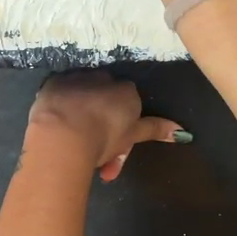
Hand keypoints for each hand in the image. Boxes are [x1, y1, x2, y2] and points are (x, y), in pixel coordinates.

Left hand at [28, 72, 186, 181]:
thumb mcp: (132, 137)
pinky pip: (60, 96)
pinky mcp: (53, 82)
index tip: (114, 150)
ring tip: (75, 148)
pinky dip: (61, 111)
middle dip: (101, 127)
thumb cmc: (103, 138)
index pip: (128, 106)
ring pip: (83, 99)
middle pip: (105, 101)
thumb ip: (156, 130)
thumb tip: (184, 133)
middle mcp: (104, 78)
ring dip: (81, 120)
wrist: (63, 135)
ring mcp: (77, 78)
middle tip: (95, 157)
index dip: (122, 129)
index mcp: (126, 91)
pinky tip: (59, 131)